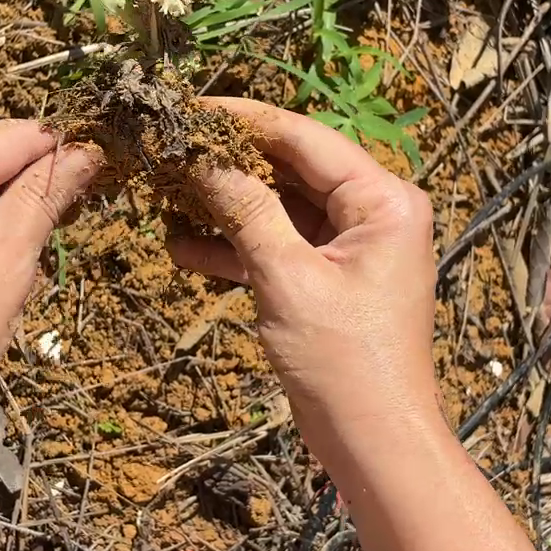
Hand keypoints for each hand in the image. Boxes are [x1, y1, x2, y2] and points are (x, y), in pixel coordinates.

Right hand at [166, 99, 439, 449]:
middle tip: (172, 150)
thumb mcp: (286, 277)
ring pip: (278, 209)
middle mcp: (372, 212)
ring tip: (167, 196)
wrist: (373, 442)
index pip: (305, 138)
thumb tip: (201, 157)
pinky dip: (238, 248)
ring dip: (226, 208)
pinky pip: (279, 247)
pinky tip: (182, 246)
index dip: (245, 120)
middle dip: (230, 165)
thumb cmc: (344, 362)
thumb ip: (245, 209)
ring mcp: (350, 246)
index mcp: (383, 199)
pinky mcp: (328, 276)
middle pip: (290, 170)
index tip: (192, 107)